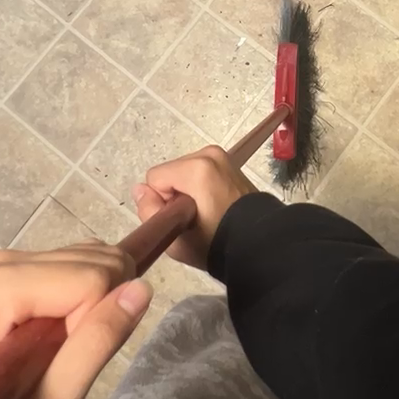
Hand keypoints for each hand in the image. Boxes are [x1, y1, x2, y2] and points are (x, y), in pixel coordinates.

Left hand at [0, 243, 151, 398]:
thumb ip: (97, 342)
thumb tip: (141, 288)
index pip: (91, 278)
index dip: (97, 322)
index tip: (71, 362)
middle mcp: (3, 263)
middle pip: (97, 262)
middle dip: (102, 308)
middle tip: (73, 354)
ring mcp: (16, 259)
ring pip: (100, 257)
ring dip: (101, 301)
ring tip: (68, 344)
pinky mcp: (31, 262)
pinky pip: (92, 259)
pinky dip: (96, 293)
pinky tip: (69, 326)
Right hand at [132, 146, 255, 268]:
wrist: (259, 244)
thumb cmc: (216, 244)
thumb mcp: (175, 238)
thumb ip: (149, 211)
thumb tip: (139, 189)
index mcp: (197, 168)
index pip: (155, 177)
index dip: (160, 202)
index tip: (178, 220)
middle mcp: (210, 154)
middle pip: (170, 172)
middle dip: (173, 194)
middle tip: (191, 219)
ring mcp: (222, 156)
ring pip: (183, 171)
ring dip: (186, 191)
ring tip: (203, 214)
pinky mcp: (229, 163)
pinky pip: (200, 171)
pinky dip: (199, 186)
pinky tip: (212, 206)